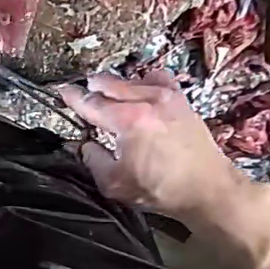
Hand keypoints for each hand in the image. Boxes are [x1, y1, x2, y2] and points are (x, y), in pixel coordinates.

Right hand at [57, 70, 254, 224]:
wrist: (207, 189)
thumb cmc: (161, 189)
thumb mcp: (114, 183)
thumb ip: (93, 160)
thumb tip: (84, 145)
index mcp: (128, 121)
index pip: (91, 102)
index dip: (73, 97)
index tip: (62, 92)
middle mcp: (147, 101)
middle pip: (110, 84)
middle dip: (92, 88)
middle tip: (83, 95)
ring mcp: (167, 97)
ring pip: (131, 80)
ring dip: (116, 86)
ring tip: (108, 96)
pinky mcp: (181, 100)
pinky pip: (157, 79)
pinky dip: (144, 81)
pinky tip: (140, 91)